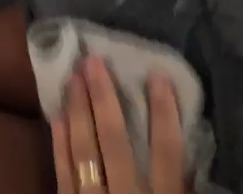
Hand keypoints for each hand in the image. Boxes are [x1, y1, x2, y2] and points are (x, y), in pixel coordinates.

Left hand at [52, 56, 186, 193]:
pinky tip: (58, 116)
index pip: (167, 152)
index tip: (158, 74)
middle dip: (103, 99)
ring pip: (85, 152)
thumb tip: (184, 138)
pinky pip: (63, 175)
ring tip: (73, 77)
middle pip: (115, 142)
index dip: (164, 112)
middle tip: (93, 61)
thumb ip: (179, 182)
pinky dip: (60, 145)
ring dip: (78, 112)